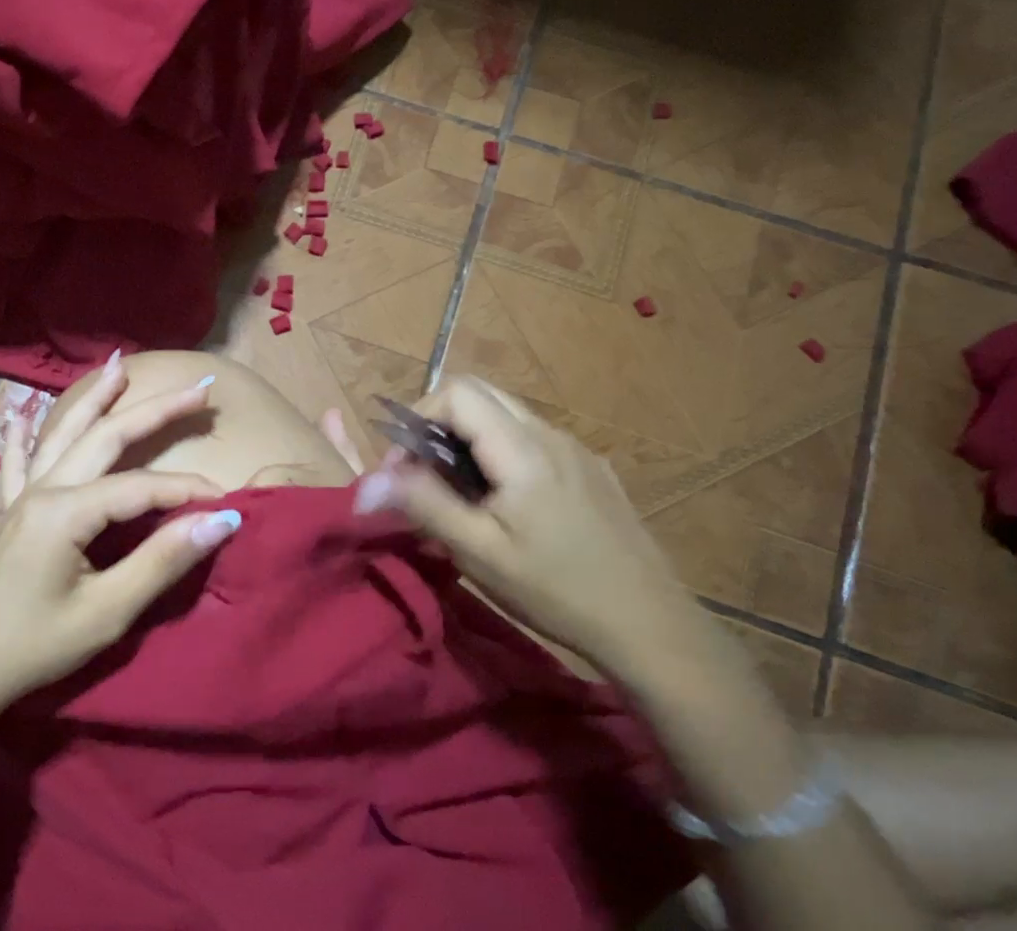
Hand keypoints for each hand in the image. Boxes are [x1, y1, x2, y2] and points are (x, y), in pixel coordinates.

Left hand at [0, 367, 240, 732]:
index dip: (188, 489)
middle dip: (155, 411)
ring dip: (95, 401)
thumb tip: (220, 520)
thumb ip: (162, 561)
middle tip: (200, 387)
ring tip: (117, 366)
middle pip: (106, 439)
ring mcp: (22, 499)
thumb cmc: (37, 646)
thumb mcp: (107, 611)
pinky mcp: (10, 516)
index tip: (230, 501)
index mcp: (67, 512)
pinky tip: (19, 414)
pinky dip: (22, 436)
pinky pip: (17, 465)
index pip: (142, 486)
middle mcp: (44, 491)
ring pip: (64, 437)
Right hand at [353, 376, 699, 671]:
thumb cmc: (556, 590)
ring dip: (468, 443)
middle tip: (423, 478)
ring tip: (458, 498)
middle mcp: (552, 436)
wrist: (650, 625)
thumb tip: (365, 481)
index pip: (457, 392)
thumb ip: (423, 504)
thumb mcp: (479, 552)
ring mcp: (577, 452)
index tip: (403, 471)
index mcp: (523, 449)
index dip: (417, 419)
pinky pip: (532, 443)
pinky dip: (499, 457)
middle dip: (439, 427)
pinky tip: (503, 509)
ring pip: (507, 419)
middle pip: (482, 397)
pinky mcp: (591, 473)